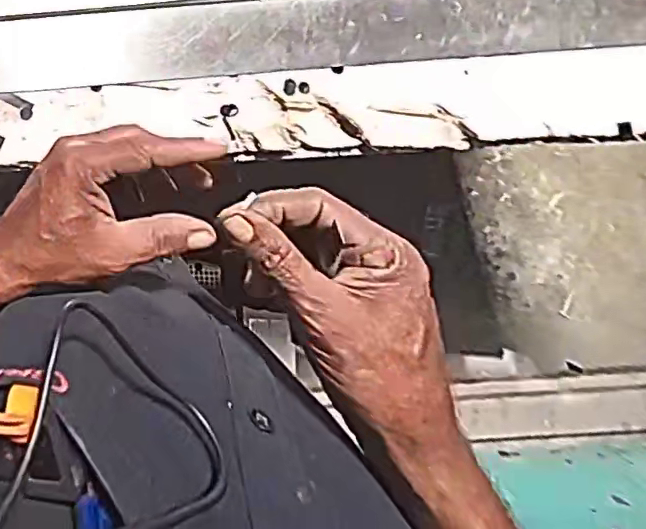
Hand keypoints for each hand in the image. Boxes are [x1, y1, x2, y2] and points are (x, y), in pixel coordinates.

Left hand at [0, 126, 226, 289]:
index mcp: (82, 162)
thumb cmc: (43, 254)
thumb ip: (160, 237)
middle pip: (138, 139)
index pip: (145, 147)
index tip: (213, 149)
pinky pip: (113, 153)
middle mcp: (74, 149)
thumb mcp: (111, 251)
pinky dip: (139, 165)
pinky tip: (156, 184)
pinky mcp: (70, 162)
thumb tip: (196, 231)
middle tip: (207, 166)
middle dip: (176, 153)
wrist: (7, 259)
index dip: (185, 150)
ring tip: (188, 179)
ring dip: (158, 159)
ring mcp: (70, 152)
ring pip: (126, 143)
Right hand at [218, 189, 456, 446]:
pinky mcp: (350, 298)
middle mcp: (378, 258)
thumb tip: (241, 222)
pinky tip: (267, 288)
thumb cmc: (388, 388)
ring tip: (251, 272)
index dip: (272, 207)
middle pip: (309, 221)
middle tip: (238, 241)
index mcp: (385, 251)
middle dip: (269, 232)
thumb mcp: (320, 311)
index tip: (238, 217)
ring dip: (272, 255)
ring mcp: (364, 279)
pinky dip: (282, 275)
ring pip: (305, 245)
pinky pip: (308, 270)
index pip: (317, 203)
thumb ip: (276, 259)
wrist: (407, 442)